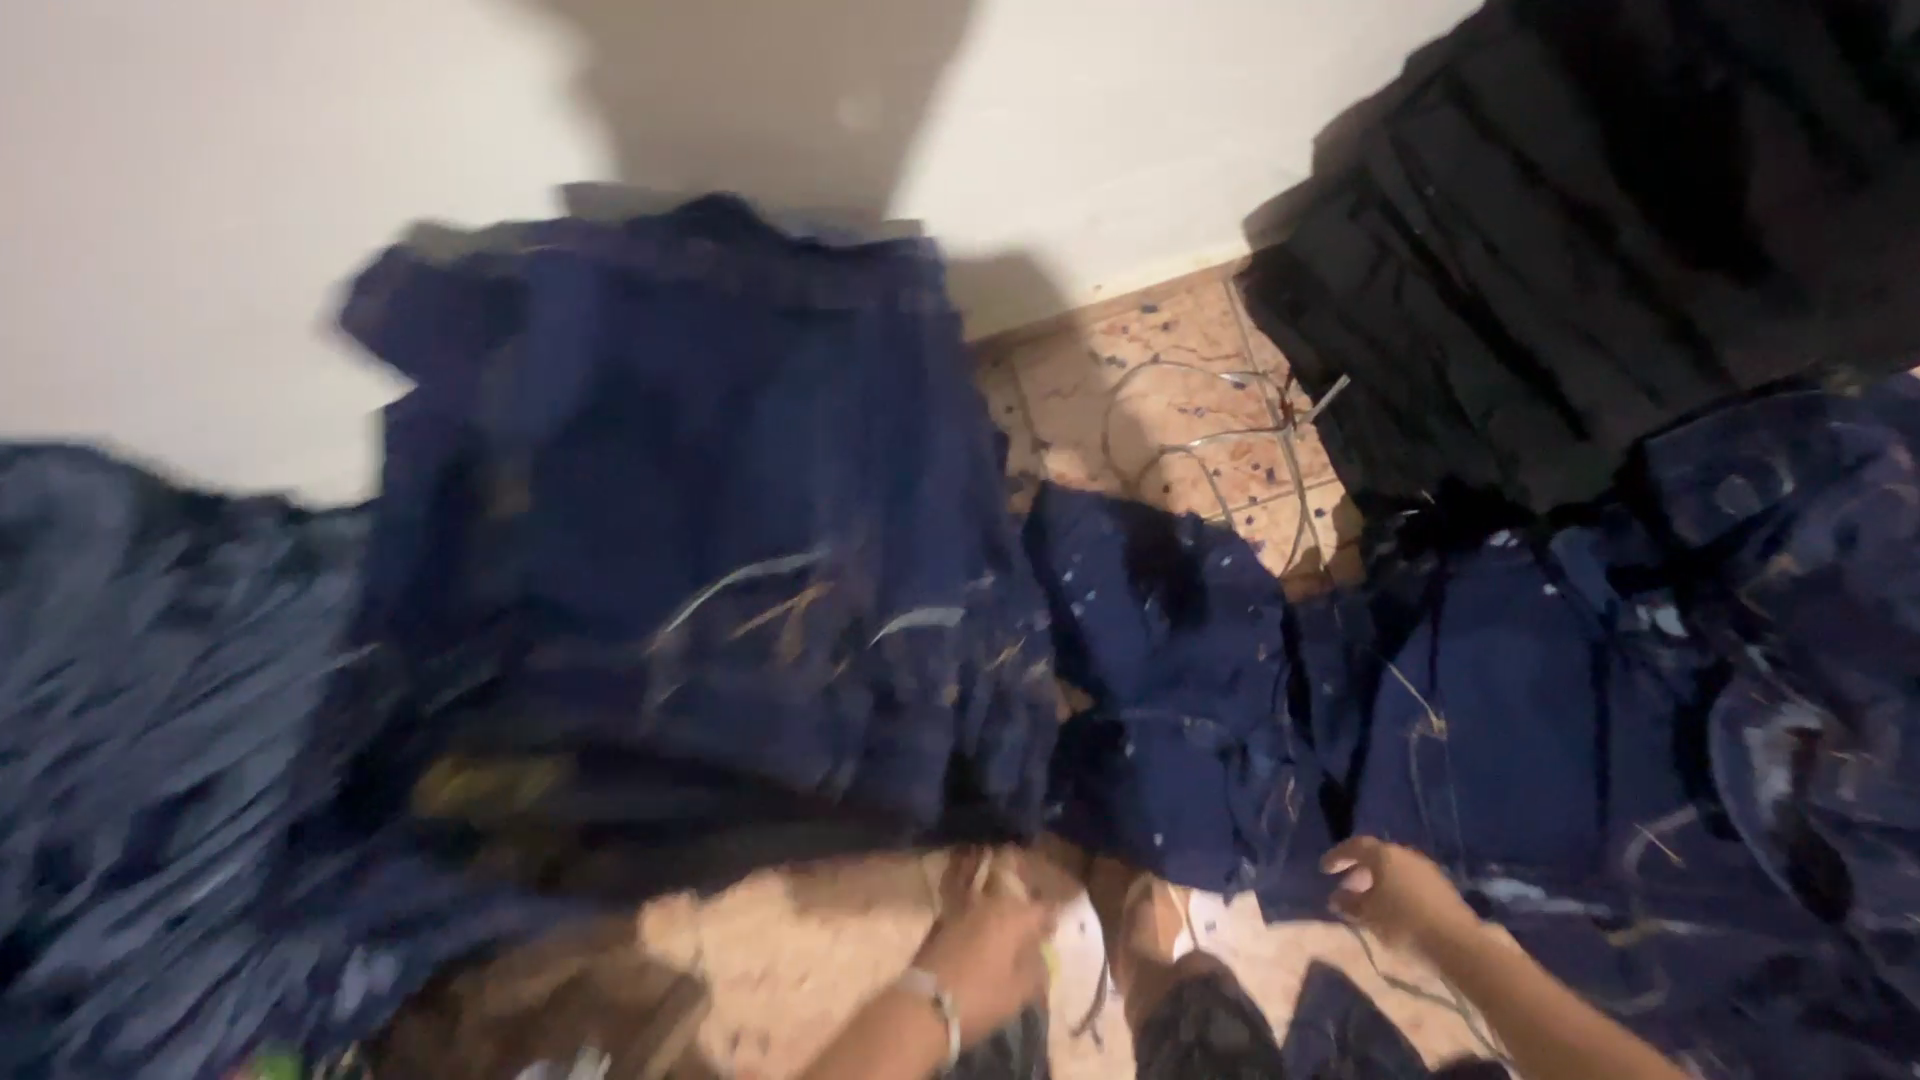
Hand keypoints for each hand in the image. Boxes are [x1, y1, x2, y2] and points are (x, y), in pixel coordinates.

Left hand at [908, 857, 1053, 1045]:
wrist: (923, 1005)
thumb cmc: (979, 998)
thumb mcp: (1019, 993)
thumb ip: (1036, 971)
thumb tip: (1040, 958)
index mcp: (1012, 917)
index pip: (1042, 910)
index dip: (1050, 921)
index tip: (1052, 935)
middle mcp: (987, 905)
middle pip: (1013, 906)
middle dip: (1023, 920)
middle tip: (1028, 942)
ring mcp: (960, 911)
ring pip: (988, 910)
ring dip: (998, 923)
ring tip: (1002, 946)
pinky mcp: (939, 924)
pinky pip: (968, 921)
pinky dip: (976, 930)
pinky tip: (976, 950)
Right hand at [1320, 836, 1482, 951]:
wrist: (1459, 945)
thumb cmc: (1403, 924)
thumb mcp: (1368, 915)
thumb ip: (1348, 903)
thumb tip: (1336, 897)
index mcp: (1384, 855)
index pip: (1354, 846)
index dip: (1337, 857)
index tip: (1325, 870)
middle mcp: (1406, 856)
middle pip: (1376, 857)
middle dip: (1358, 871)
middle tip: (1347, 890)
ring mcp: (1428, 871)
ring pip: (1395, 870)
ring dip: (1379, 882)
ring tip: (1370, 903)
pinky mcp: (1443, 889)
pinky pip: (1411, 882)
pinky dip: (1397, 890)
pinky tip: (1394, 910)